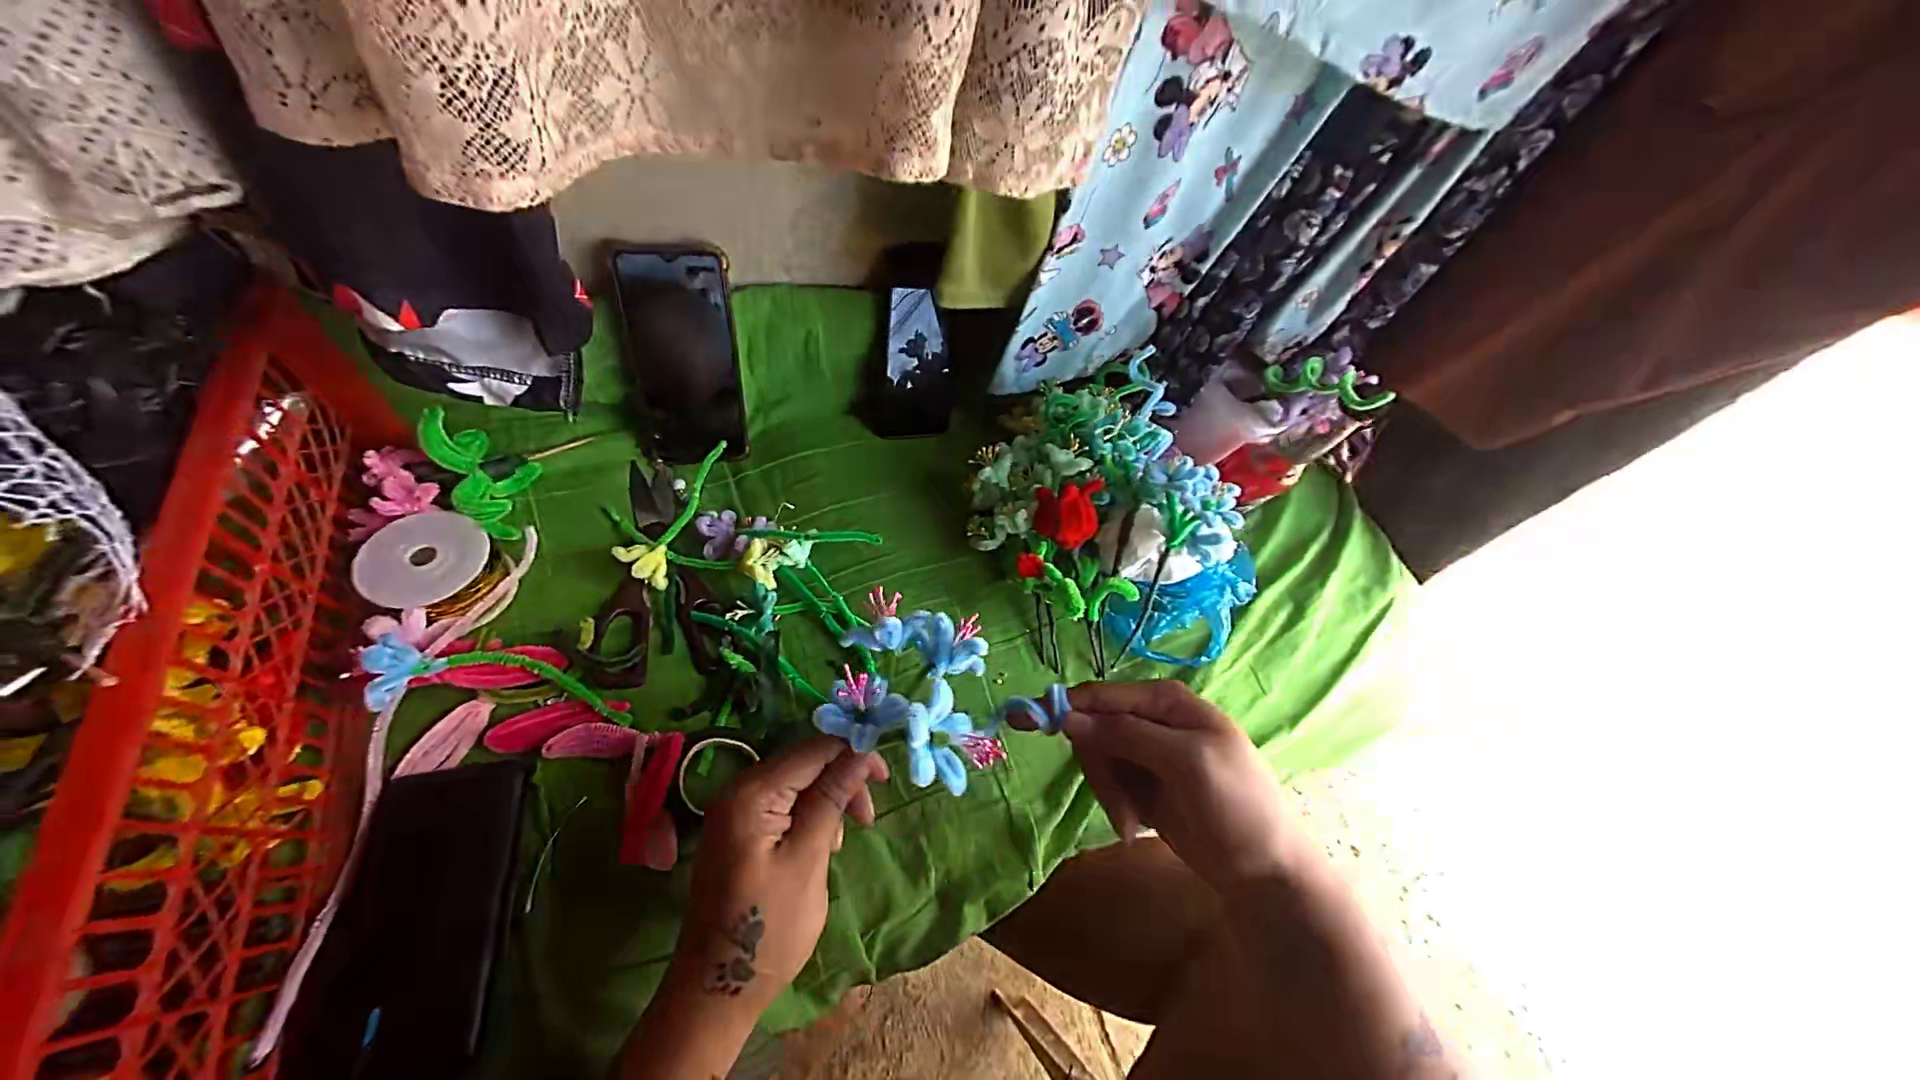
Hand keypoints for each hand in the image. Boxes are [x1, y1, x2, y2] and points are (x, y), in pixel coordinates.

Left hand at [671, 735, 888, 1011]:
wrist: (717, 989)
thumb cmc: (768, 927)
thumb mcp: (809, 858)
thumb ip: (833, 797)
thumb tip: (862, 751)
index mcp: (751, 792)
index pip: (813, 748)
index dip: (853, 751)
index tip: (886, 777)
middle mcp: (738, 789)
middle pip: (805, 761)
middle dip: (843, 779)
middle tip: (869, 816)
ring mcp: (736, 808)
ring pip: (799, 781)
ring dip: (830, 798)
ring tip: (846, 837)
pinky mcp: (741, 827)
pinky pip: (785, 802)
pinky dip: (811, 814)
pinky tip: (824, 843)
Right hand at [1064, 680, 1296, 892]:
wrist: (1265, 870)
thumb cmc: (1235, 805)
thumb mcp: (1185, 762)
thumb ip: (1127, 734)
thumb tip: (1069, 716)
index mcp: (1167, 701)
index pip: (1102, 695)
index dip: (1065, 707)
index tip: (1023, 722)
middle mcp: (1153, 720)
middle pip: (1094, 730)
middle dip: (1100, 770)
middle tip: (1119, 806)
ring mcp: (1146, 753)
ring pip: (1097, 760)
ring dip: (1109, 794)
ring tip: (1133, 824)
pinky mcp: (1141, 783)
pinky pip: (1107, 783)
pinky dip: (1116, 806)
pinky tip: (1138, 826)